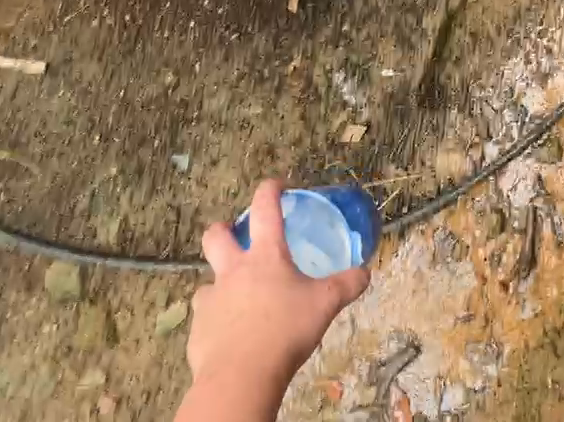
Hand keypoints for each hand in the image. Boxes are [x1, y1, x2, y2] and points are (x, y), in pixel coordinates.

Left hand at [186, 180, 369, 388]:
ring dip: (220, 283)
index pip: (264, 210)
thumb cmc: (285, 330)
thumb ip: (348, 284)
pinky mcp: (197, 332)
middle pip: (215, 237)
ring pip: (207, 281)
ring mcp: (211, 301)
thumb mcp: (326, 304)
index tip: (276, 185)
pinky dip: (218, 320)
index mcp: (265, 256)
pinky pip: (206, 318)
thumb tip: (366, 272)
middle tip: (235, 235)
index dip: (269, 191)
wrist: (240, 378)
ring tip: (238, 298)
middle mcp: (233, 272)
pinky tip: (233, 335)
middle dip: (222, 229)